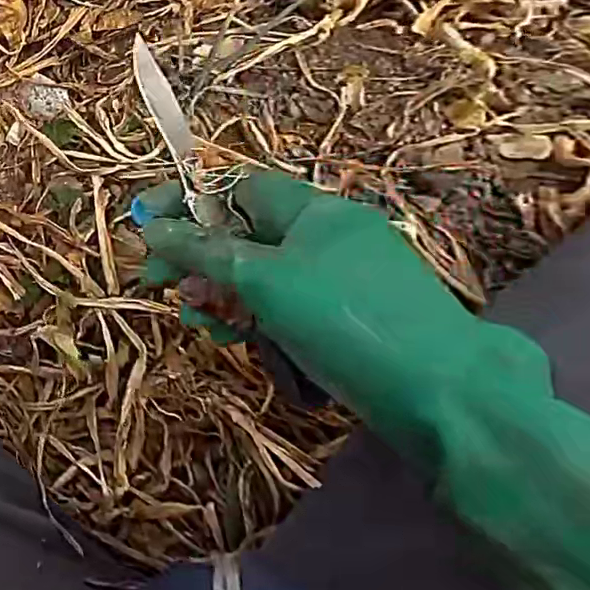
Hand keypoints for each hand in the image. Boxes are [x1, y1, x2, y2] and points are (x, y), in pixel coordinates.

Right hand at [135, 170, 476, 415]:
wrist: (447, 402)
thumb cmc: (343, 319)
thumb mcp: (259, 277)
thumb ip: (198, 249)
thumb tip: (151, 228)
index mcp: (315, 212)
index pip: (233, 187)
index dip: (183, 198)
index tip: (142, 219)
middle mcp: (322, 239)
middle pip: (234, 232)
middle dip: (189, 256)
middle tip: (157, 280)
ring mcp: (330, 279)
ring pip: (246, 272)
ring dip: (209, 290)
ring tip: (194, 316)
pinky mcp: (332, 317)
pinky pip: (269, 302)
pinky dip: (240, 313)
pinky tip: (224, 334)